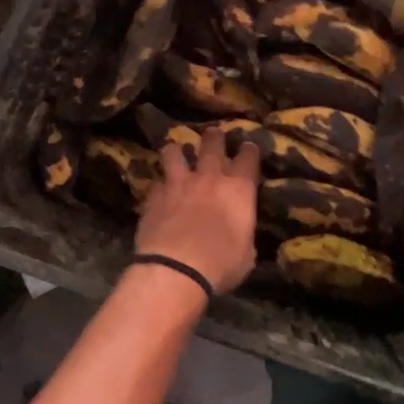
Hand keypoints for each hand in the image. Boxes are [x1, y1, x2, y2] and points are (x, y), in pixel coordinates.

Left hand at [134, 126, 259, 295]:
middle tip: (213, 133)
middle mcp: (209, 178)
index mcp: (238, 189)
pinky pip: (157, 182)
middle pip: (212, 144)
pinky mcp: (154, 196)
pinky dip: (160, 185)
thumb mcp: (246, 254)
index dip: (249, 151)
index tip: (248, 147)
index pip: (248, 158)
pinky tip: (158, 190)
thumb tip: (240, 233)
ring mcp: (179, 183)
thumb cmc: (220, 265)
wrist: (175, 270)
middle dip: (214, 137)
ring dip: (177, 150)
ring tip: (175, 150)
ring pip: (175, 153)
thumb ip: (243, 234)